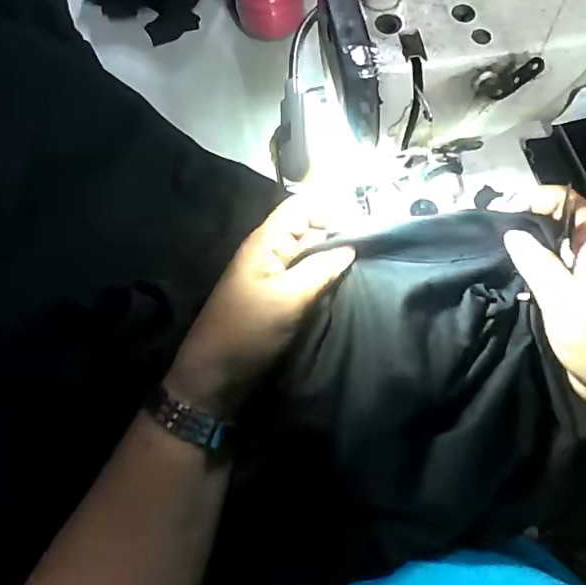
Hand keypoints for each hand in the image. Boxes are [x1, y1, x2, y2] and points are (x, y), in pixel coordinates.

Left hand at [168, 196, 355, 416]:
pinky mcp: (280, 294)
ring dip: (335, 254)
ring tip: (366, 261)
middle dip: (338, 231)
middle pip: (309, 227)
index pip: (301, 207)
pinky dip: (327, 273)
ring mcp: (275, 273)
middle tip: (371, 246)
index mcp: (266, 242)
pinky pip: (308, 274)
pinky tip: (347, 280)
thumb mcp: (288, 298)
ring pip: (311, 251)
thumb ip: (321, 269)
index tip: (362, 226)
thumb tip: (351, 246)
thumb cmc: (247, 331)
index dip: (331, 209)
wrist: (213, 377)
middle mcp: (271, 251)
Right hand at [498, 187, 585, 435]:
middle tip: (497, 236)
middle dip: (532, 225)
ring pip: (565, 251)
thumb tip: (514, 232)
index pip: (569, 201)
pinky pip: (568, 274)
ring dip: (537, 252)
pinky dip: (547, 274)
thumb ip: (537, 263)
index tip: (504, 211)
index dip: (537, 198)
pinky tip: (524, 284)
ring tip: (504, 258)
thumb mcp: (561, 301)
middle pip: (565, 224)